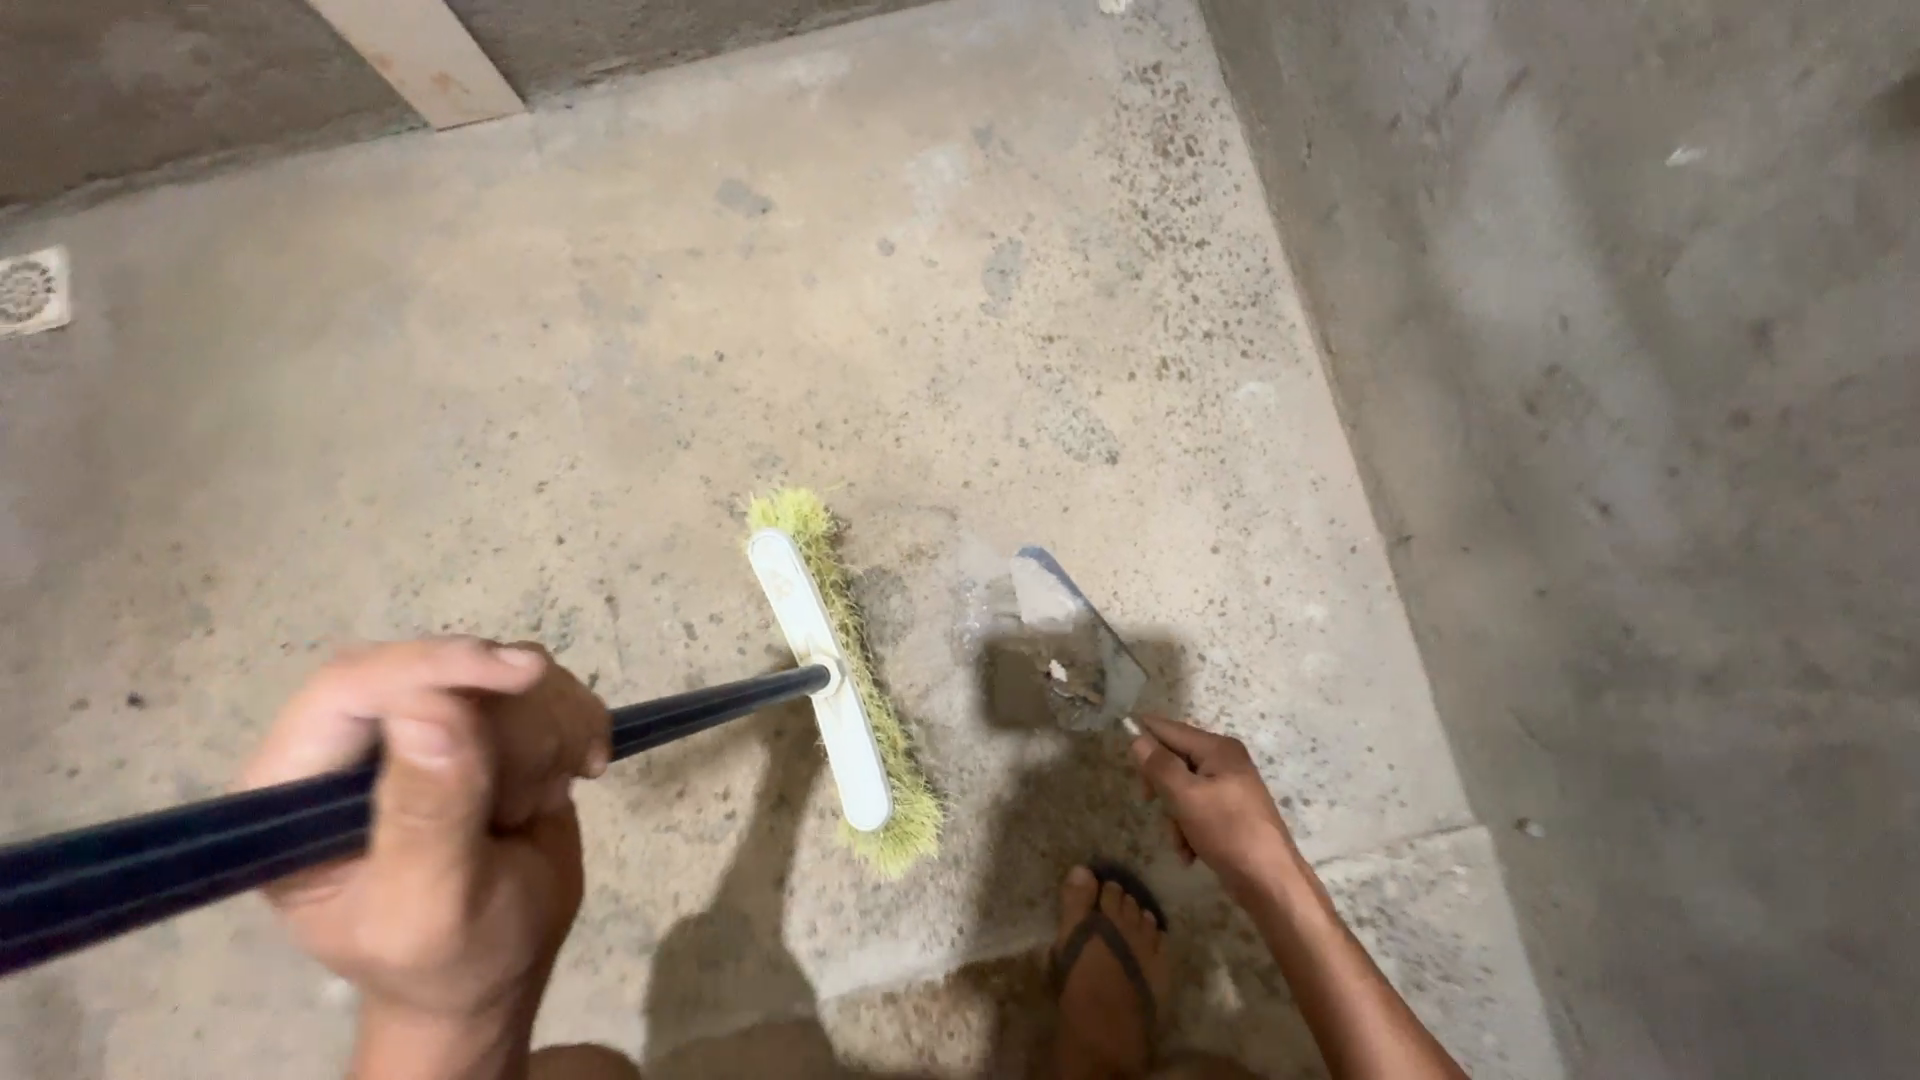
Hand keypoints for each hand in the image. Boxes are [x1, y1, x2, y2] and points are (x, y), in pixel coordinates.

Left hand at [237, 637, 610, 1077]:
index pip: (351, 686)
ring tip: (543, 801)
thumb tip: (432, 710)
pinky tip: (582, 769)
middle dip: (514, 729)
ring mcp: (435, 727)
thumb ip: (426, 817)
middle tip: (530, 800)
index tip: (523, 675)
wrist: (508, 961)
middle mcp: (362, 742)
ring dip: (552, 733)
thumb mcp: (430, 908)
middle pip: (447, 671)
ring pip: (510, 672)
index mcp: (300, 788)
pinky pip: (550, 683)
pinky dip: (581, 720)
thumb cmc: (450, 958)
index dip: (435, 665)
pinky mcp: (495, 723)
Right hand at [1129, 715, 1300, 897]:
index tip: (1120, 741)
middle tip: (1147, 800)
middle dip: (1160, 785)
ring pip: (1183, 789)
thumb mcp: (1186, 797)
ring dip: (1174, 815)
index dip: (1145, 734)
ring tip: (1179, 840)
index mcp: (1218, 749)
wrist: (1270, 882)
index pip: (1171, 730)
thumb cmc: (1228, 832)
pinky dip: (1188, 828)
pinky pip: (1197, 809)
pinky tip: (1189, 851)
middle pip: (1176, 760)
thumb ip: (1160, 766)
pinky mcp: (1230, 813)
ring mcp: (1230, 788)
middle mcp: (1225, 761)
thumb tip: (1138, 739)